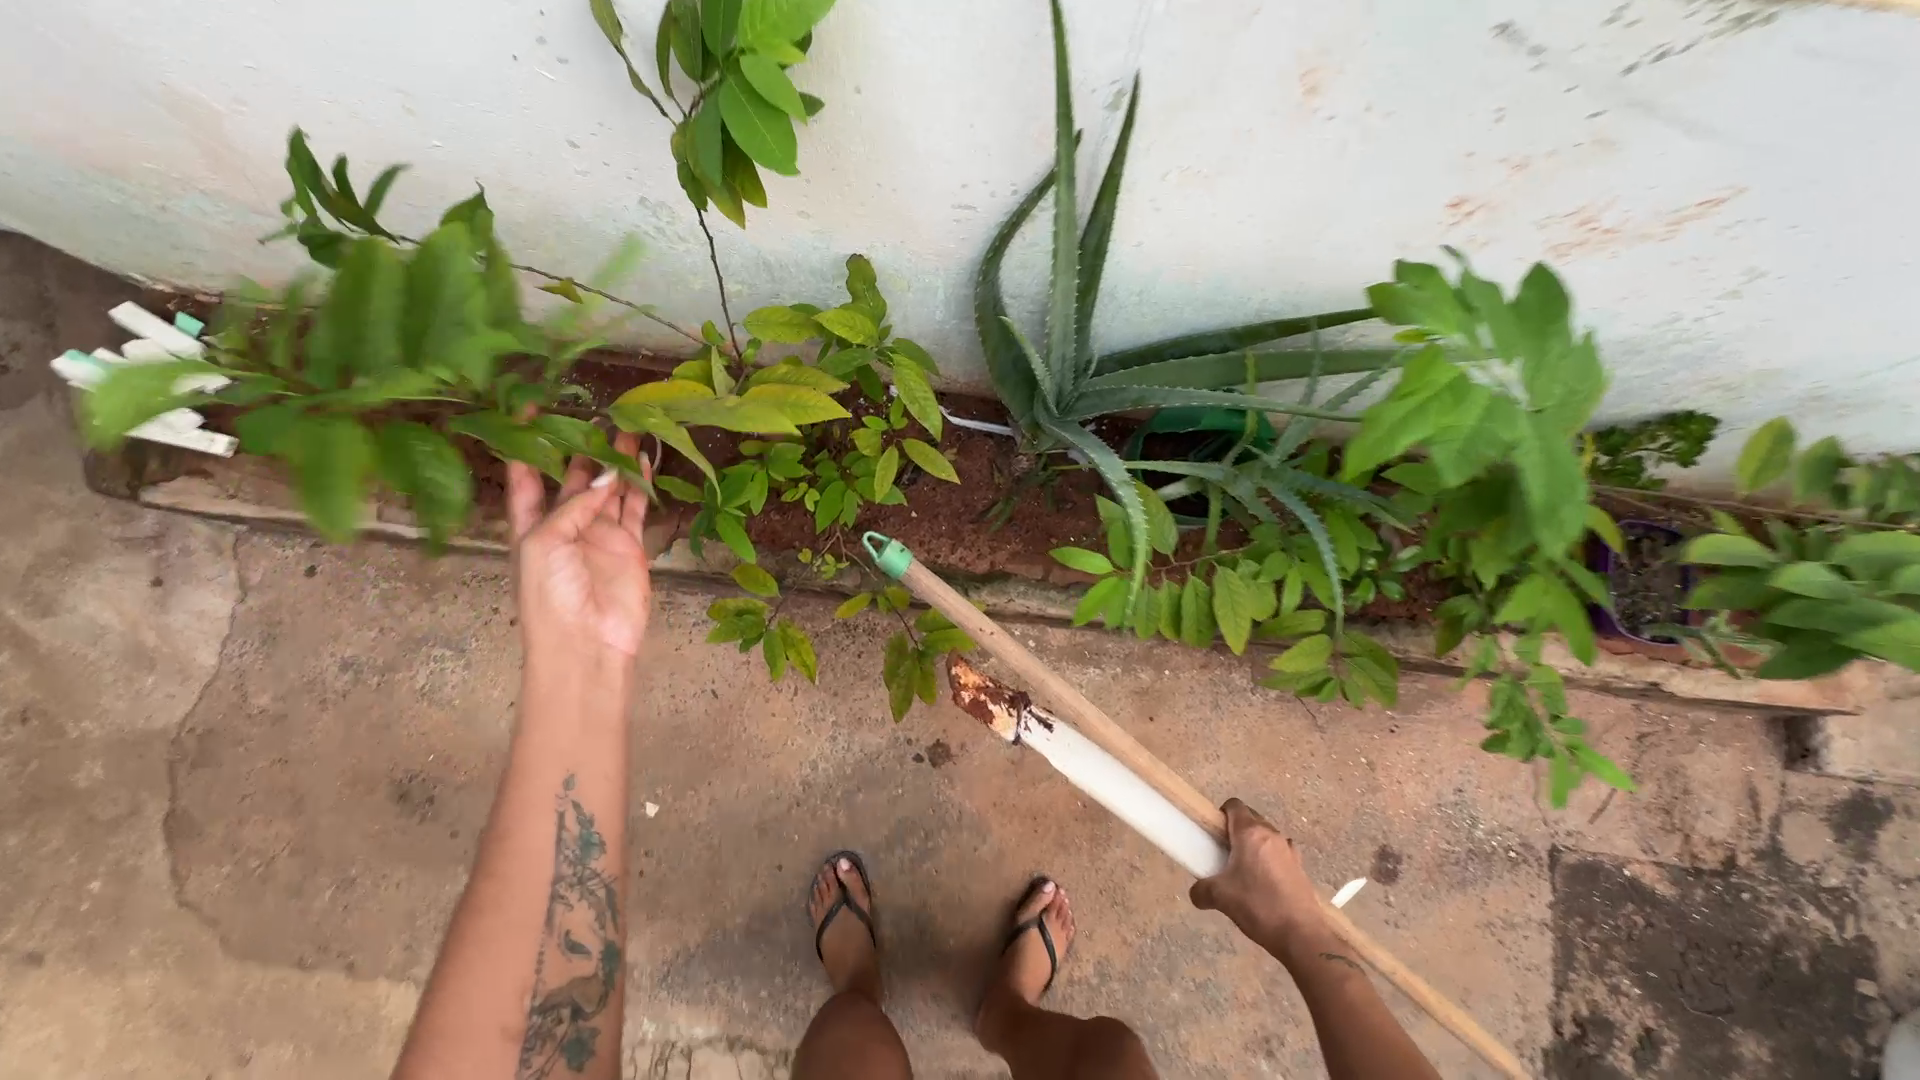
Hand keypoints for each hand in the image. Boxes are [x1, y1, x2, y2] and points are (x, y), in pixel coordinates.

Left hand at [506, 431, 652, 661]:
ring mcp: (598, 534)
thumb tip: (607, 476)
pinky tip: (644, 461)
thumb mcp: (544, 543)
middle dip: (581, 447)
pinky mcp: (629, 545)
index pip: (525, 476)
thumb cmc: (550, 594)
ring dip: (615, 461)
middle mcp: (564, 525)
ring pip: (608, 488)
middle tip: (596, 413)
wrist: (586, 641)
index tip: (531, 408)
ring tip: (626, 428)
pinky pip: (635, 508)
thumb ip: (574, 505)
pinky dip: (640, 485)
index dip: (525, 443)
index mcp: (530, 524)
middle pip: (572, 477)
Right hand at [1190, 799, 1332, 959]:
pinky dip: (1269, 862)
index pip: (1234, 806)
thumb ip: (1202, 890)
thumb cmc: (1257, 906)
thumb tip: (1196, 893)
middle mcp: (1272, 835)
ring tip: (1245, 872)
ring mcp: (1289, 852)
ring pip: (1267, 837)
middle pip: (1251, 819)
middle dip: (1236, 831)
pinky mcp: (1300, 869)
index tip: (1213, 834)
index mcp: (1250, 833)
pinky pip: (1280, 855)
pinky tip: (1264, 886)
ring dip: (1254, 846)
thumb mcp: (1220, 898)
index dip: (1220, 815)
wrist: (1301, 935)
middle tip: (1224, 854)